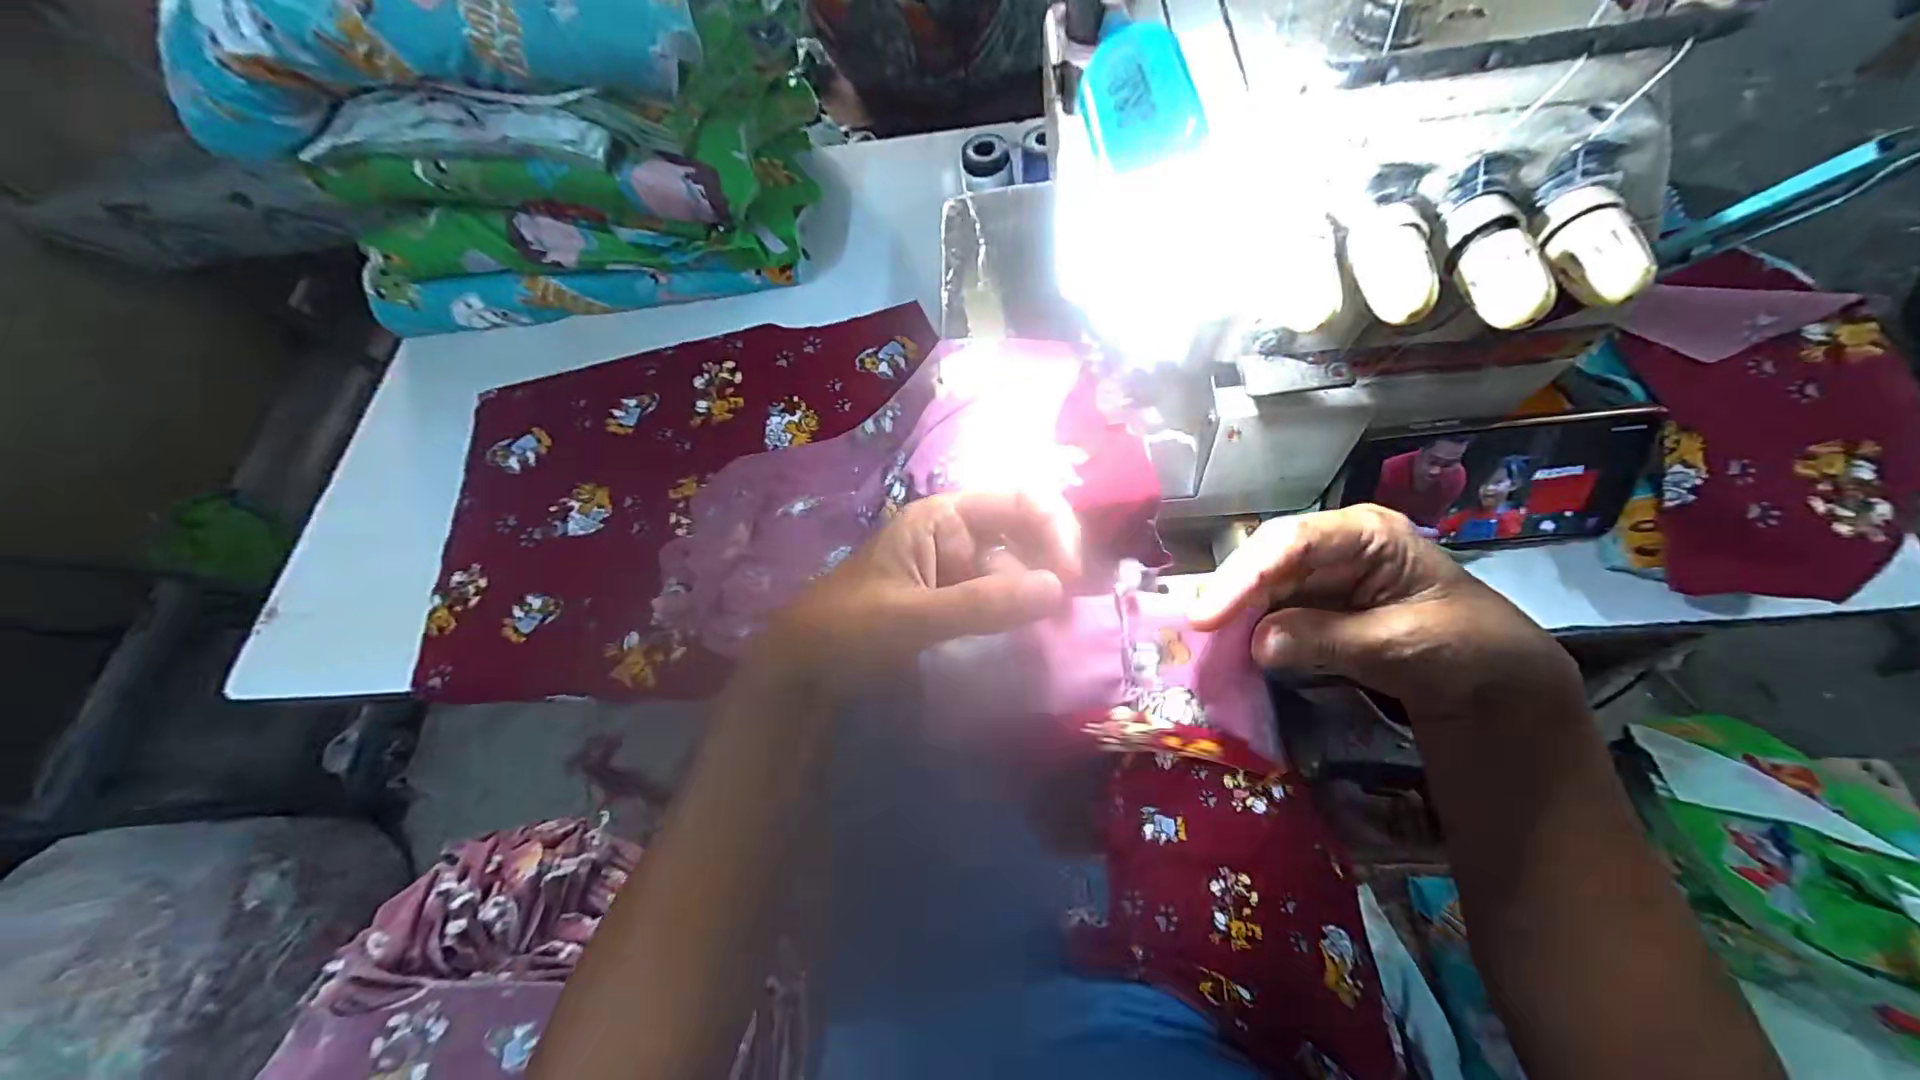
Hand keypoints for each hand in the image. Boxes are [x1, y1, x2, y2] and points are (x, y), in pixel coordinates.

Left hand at [763, 492, 1081, 684]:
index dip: (1055, 532)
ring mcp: (956, 569)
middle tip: (1069, 619)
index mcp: (942, 518)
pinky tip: (1032, 640)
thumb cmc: (847, 628)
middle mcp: (955, 534)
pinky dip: (1020, 616)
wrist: (804, 668)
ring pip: (1018, 572)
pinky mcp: (955, 600)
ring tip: (1056, 637)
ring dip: (1040, 598)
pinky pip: (1000, 599)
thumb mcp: (911, 616)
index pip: (1019, 503)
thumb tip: (1058, 590)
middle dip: (1053, 569)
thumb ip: (981, 604)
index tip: (1070, 582)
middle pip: (1026, 536)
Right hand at [1188, 504, 1579, 719]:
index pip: (1292, 544)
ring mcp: (1319, 575)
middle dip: (1230, 593)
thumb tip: (1258, 643)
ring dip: (1232, 614)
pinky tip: (1225, 647)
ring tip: (1203, 642)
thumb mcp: (1403, 643)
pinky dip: (1245, 630)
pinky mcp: (1311, 605)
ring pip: (1259, 586)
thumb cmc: (1466, 648)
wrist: (1496, 682)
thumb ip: (1328, 639)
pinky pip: (1267, 611)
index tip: (1208, 616)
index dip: (1245, 577)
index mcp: (1366, 534)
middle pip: (1265, 560)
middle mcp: (1333, 546)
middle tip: (1196, 630)